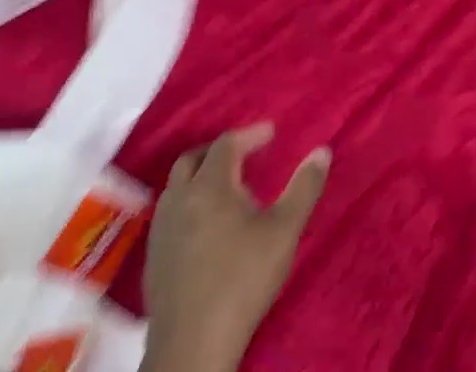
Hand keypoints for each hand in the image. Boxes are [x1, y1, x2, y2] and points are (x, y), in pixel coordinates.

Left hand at [142, 125, 330, 371]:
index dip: (250, 135)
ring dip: (202, 176)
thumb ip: (305, 187)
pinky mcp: (154, 256)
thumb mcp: (285, 230)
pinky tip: (209, 223)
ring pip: (177, 187)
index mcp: (210, 188)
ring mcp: (160, 230)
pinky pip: (170, 211)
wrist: (194, 341)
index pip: (226, 145)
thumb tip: (321, 151)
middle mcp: (178, 201)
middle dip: (220, 150)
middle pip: (192, 160)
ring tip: (231, 187)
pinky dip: (191, 201)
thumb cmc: (244, 278)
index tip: (272, 133)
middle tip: (247, 153)